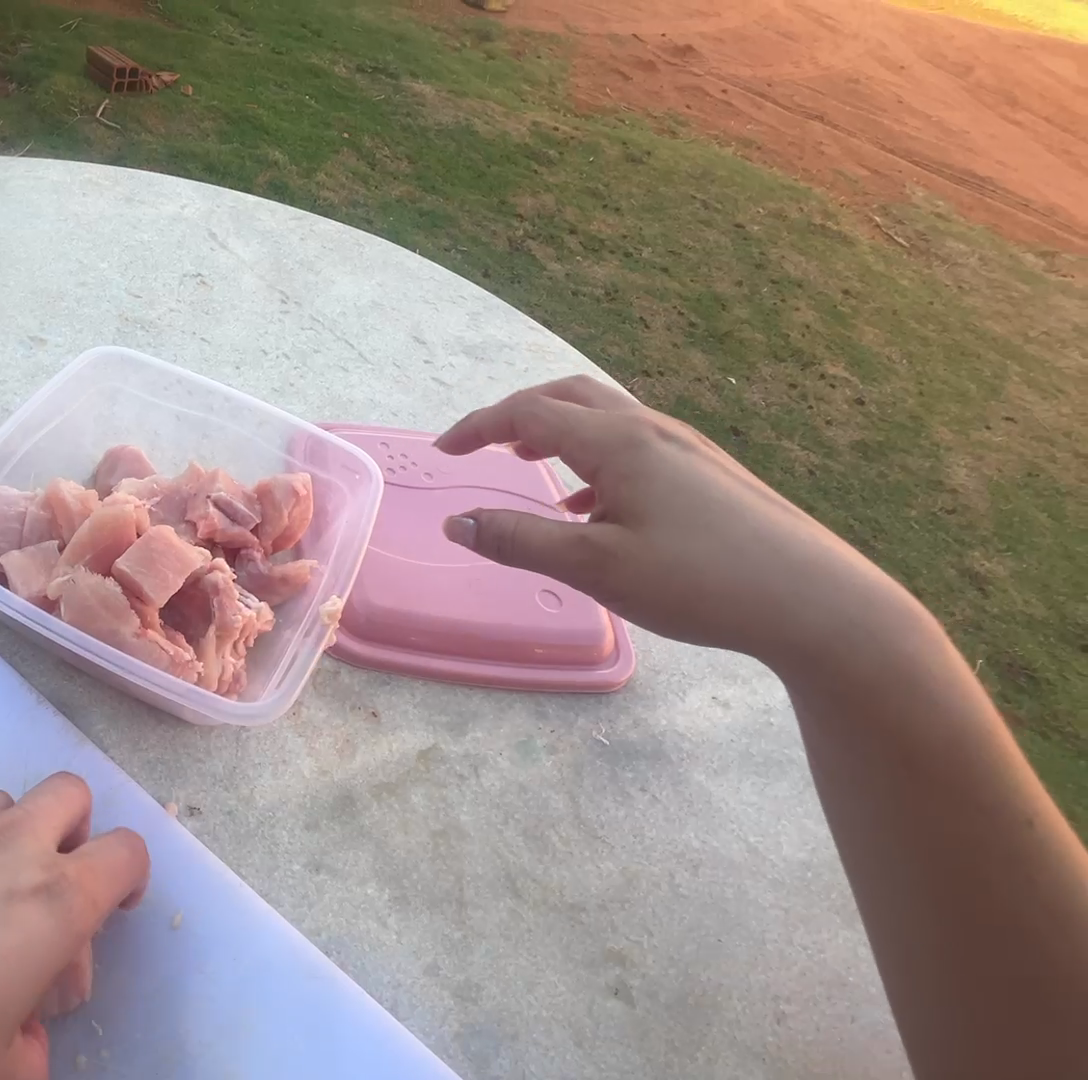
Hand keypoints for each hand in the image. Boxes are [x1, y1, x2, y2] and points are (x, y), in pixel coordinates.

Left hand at [0, 772, 149, 1079]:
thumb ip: (27, 1049)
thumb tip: (19, 1030)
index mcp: (52, 904)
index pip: (126, 855)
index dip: (127, 879)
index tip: (105, 914)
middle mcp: (7, 846)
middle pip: (71, 794)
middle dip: (73, 834)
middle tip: (41, 898)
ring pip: (3, 799)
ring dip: (6, 838)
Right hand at [436, 376, 910, 670]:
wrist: (822, 605)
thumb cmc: (698, 581)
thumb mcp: (593, 566)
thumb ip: (517, 540)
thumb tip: (455, 522)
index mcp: (618, 442)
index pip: (529, 413)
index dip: (479, 427)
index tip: (443, 451)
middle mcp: (651, 429)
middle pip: (567, 396)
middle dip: (514, 413)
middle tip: (480, 445)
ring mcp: (684, 448)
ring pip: (601, 416)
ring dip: (552, 429)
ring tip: (523, 460)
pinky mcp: (704, 472)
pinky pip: (628, 444)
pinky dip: (586, 455)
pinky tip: (584, 502)